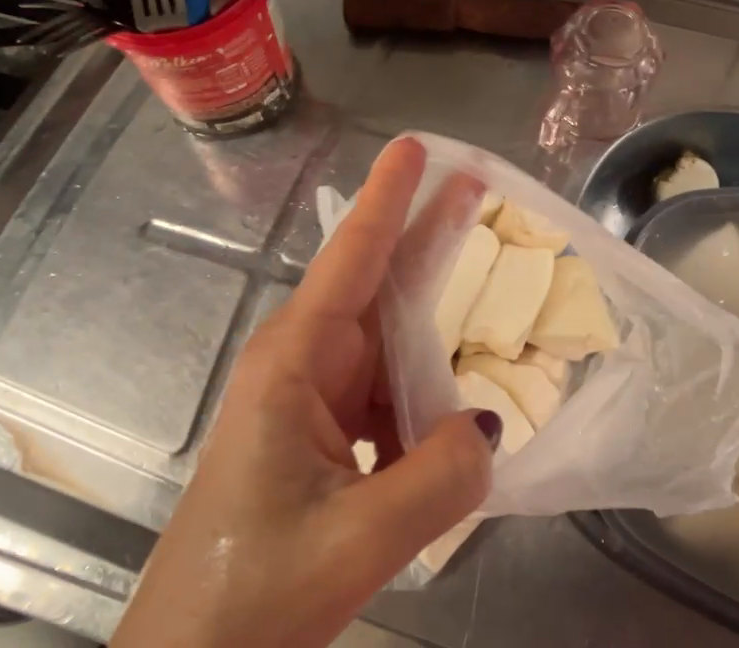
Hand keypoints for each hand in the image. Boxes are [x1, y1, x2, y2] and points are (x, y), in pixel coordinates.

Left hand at [113, 138, 498, 647]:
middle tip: (476, 184)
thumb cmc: (252, 591)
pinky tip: (453, 400)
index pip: (351, 260)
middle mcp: (302, 366)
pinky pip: (384, 392)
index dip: (388, 199)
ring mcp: (310, 401)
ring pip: (386, 340)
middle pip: (377, 283)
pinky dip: (422, 388)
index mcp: (296, 364)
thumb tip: (485, 428)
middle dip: (425, 231)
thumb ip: (441, 478)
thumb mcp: (359, 540)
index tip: (416, 146)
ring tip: (486, 291)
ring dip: (433, 319)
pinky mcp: (320, 437)